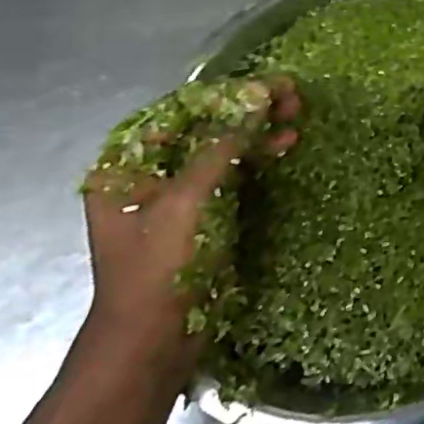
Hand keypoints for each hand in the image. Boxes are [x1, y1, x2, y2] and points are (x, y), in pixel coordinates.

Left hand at [82, 76, 299, 353]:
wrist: (155, 338)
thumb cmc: (160, 264)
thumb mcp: (188, 198)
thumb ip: (223, 142)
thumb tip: (260, 93)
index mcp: (127, 166)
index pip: (180, 110)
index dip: (227, 93)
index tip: (271, 85)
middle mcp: (150, 173)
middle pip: (205, 124)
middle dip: (249, 108)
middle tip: (292, 98)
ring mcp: (178, 192)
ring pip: (224, 144)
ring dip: (260, 128)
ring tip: (296, 116)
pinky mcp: (204, 210)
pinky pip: (234, 168)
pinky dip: (259, 154)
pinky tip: (285, 145)